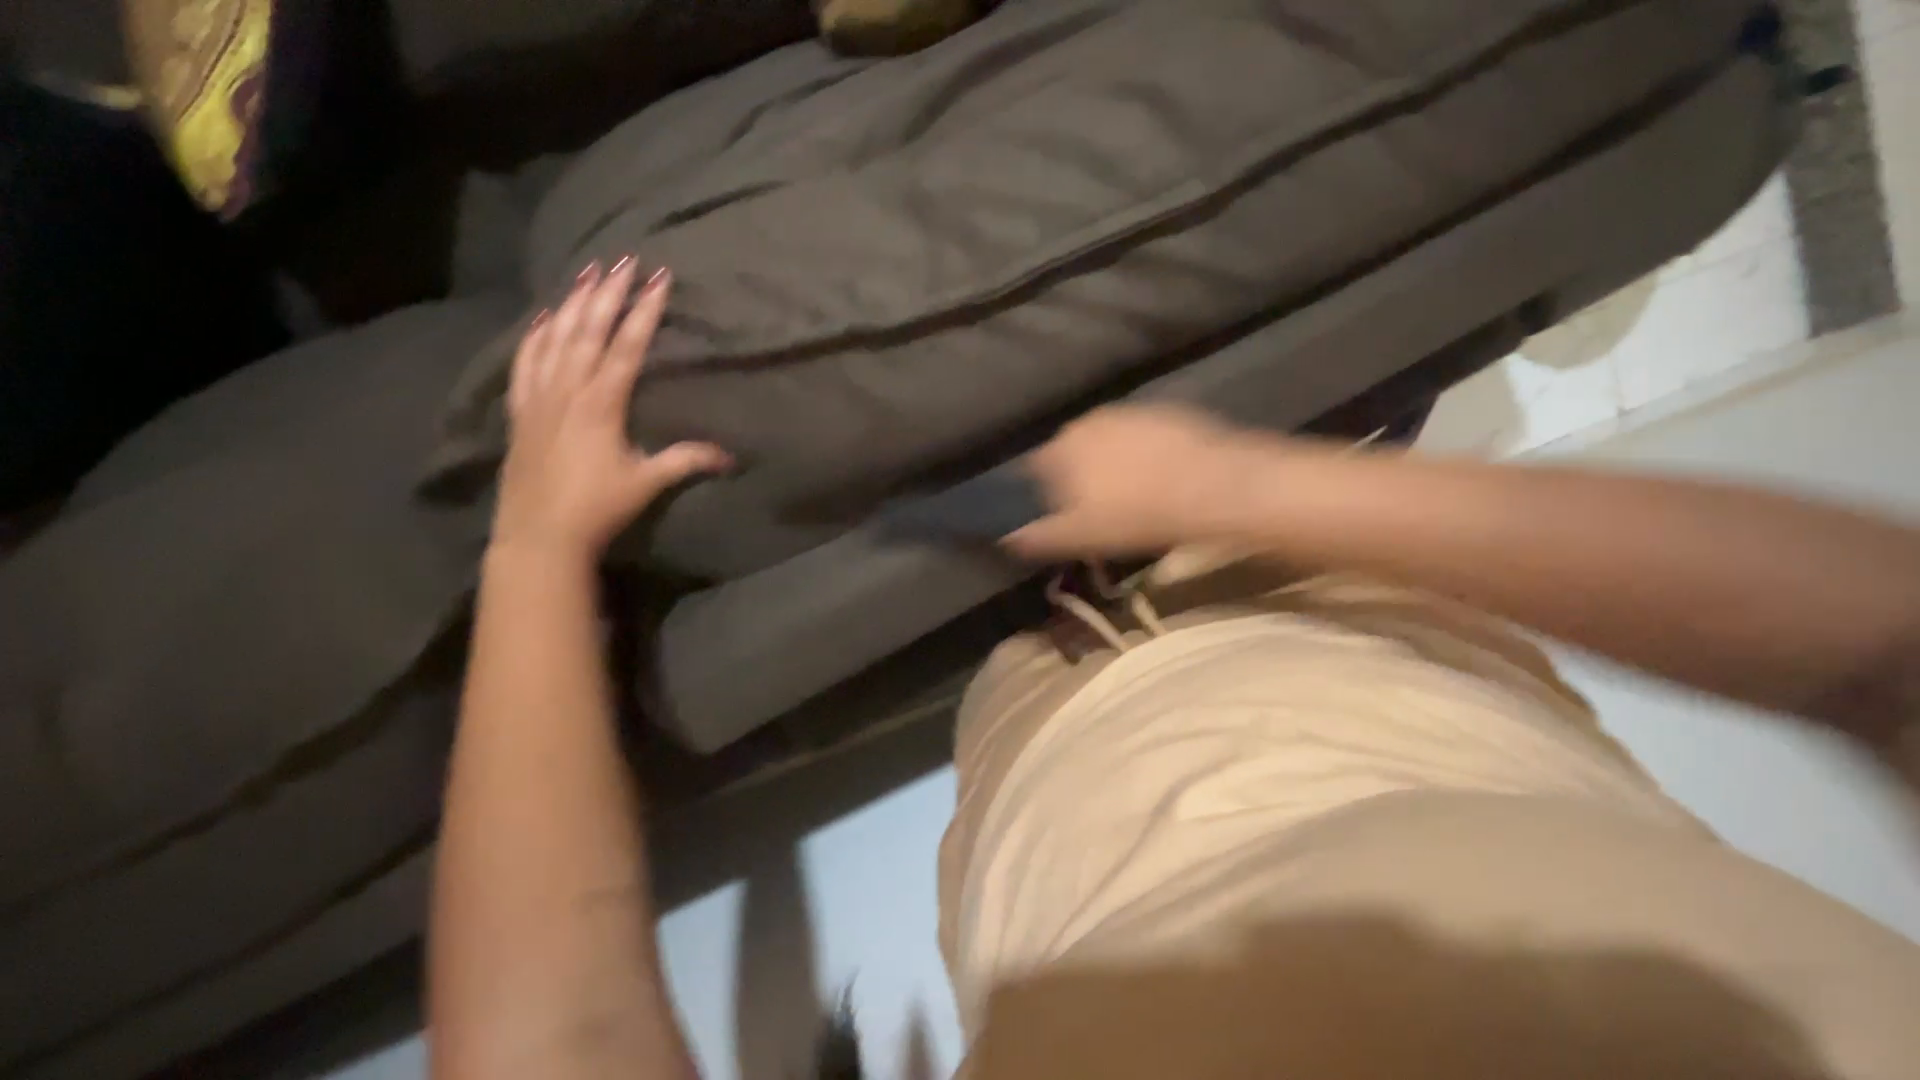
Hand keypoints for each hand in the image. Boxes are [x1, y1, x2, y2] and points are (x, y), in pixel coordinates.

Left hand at [492, 259, 729, 561]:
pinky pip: (524, 362)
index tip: (658, 278)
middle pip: (589, 330)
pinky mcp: (520, 412)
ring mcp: (539, 398)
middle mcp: (568, 390)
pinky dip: (534, 336)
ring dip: (573, 303)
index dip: (644, 311)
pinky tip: (543, 318)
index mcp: (602, 404)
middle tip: (623, 260)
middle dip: (608, 293)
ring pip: (556, 338)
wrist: (539, 536)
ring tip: (588, 273)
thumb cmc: (597, 509)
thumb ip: (685, 461)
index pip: (626, 346)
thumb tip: (729, 455)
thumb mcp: (646, 483)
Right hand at [1004, 405, 1273, 559]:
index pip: (1034, 469)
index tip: (1058, 514)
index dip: (1044, 493)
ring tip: (1132, 494)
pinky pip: (1141, 436)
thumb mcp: (1080, 537)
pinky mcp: (1164, 412)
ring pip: (1106, 442)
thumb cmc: (1136, 517)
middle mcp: (1086, 422)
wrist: (1211, 488)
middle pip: (1070, 451)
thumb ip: (1038, 536)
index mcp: (1059, 449)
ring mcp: (1127, 412)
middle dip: (1077, 474)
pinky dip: (1143, 453)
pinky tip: (1160, 477)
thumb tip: (1006, 539)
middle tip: (1097, 508)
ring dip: (1111, 462)